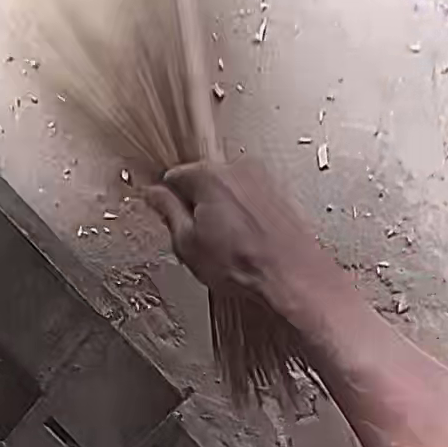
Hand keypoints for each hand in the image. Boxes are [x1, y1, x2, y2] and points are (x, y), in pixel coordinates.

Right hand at [142, 161, 350, 313]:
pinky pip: (249, 202)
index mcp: (209, 176)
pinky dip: (243, 219)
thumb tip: (156, 196)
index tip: (167, 216)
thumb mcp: (188, 244)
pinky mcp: (279, 195)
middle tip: (198, 241)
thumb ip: (167, 212)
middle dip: (196, 207)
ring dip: (222, 214)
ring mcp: (262, 180)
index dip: (166, 200)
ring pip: (228, 192)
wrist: (291, 277)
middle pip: (203, 181)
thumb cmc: (246, 265)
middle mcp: (238, 169)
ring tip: (226, 248)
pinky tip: (245, 245)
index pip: (173, 176)